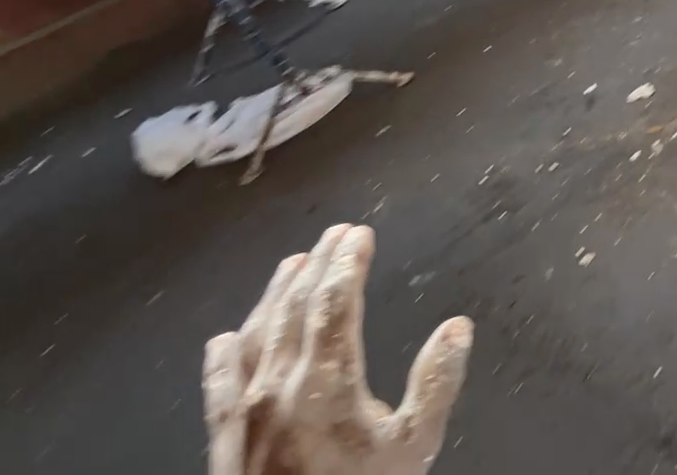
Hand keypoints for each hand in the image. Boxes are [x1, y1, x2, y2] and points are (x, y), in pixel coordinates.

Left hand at [202, 224, 473, 474]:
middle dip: (317, 267)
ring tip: (291, 264)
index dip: (347, 265)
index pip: (334, 305)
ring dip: (276, 295)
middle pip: (295, 311)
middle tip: (335, 233)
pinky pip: (220, 386)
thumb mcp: (414, 444)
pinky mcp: (225, 441)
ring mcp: (245, 414)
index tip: (360, 233)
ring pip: (257, 337)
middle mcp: (279, 387)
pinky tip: (224, 339)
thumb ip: (435, 383)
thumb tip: (456, 327)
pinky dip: (223, 356)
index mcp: (326, 382)